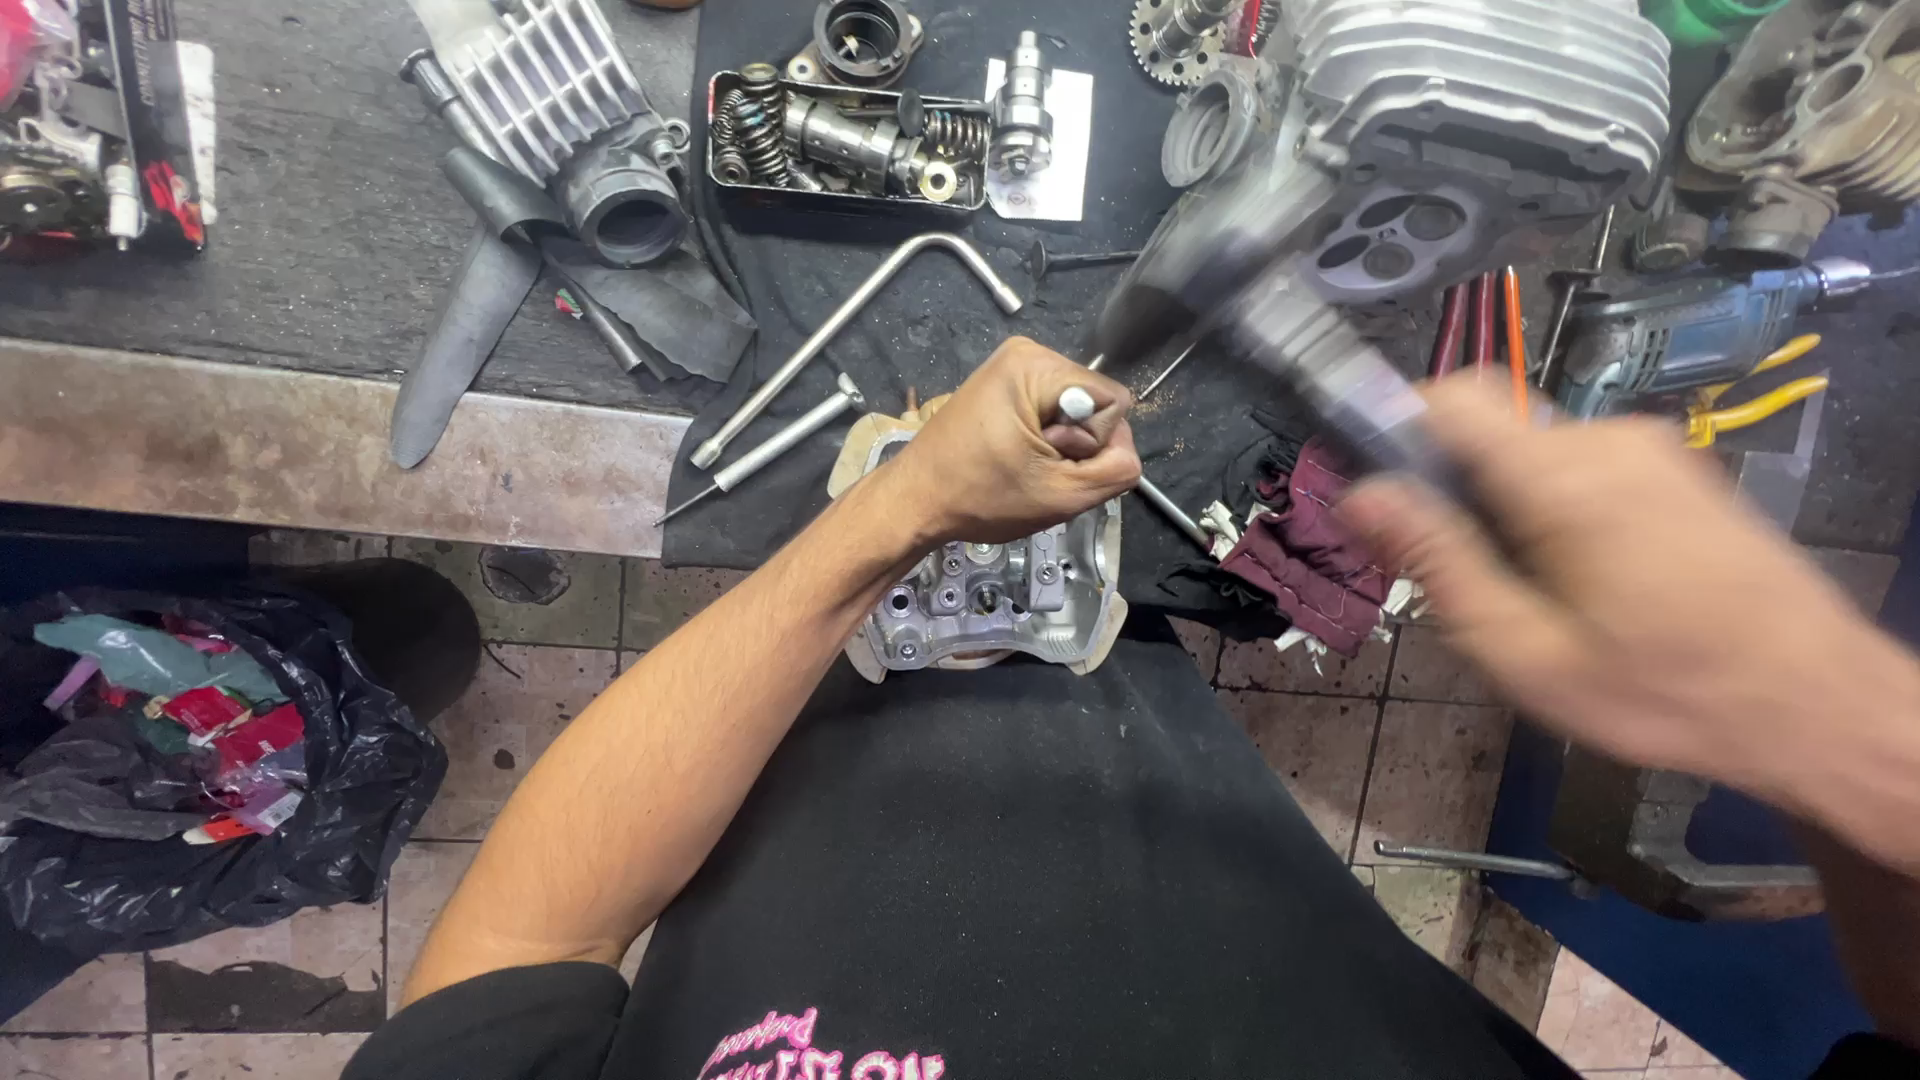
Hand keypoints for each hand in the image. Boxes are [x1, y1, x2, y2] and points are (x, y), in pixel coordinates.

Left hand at [877, 337, 1140, 544]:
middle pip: (1094, 402)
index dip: (1093, 445)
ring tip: (1020, 466)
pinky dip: (1042, 440)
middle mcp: (1027, 351)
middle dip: (1075, 445)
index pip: (1114, 402)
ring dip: (1059, 446)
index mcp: (1037, 366)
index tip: (1051, 464)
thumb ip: (1117, 469)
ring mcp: (1010, 365)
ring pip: (1074, 410)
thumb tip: (1126, 451)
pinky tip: (1014, 458)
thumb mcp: (1063, 496)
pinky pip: (1051, 410)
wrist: (916, 500)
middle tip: (1033, 470)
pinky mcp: (1001, 384)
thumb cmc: (981, 498)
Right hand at [1337, 377, 1919, 872]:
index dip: (1394, 424)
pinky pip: (1564, 463)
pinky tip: (1549, 572)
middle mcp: (1608, 444)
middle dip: (1434, 486)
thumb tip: (1359, 495)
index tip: (1371, 485)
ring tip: (1496, 583)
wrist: (1825, 712)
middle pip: (1479, 430)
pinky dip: (1529, 502)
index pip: (1453, 398)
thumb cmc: (1660, 693)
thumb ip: (1435, 559)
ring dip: (1482, 501)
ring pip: (1517, 450)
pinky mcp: (1668, 471)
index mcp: (1566, 481)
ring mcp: (1647, 453)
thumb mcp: (1517, 646)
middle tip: (1428, 568)